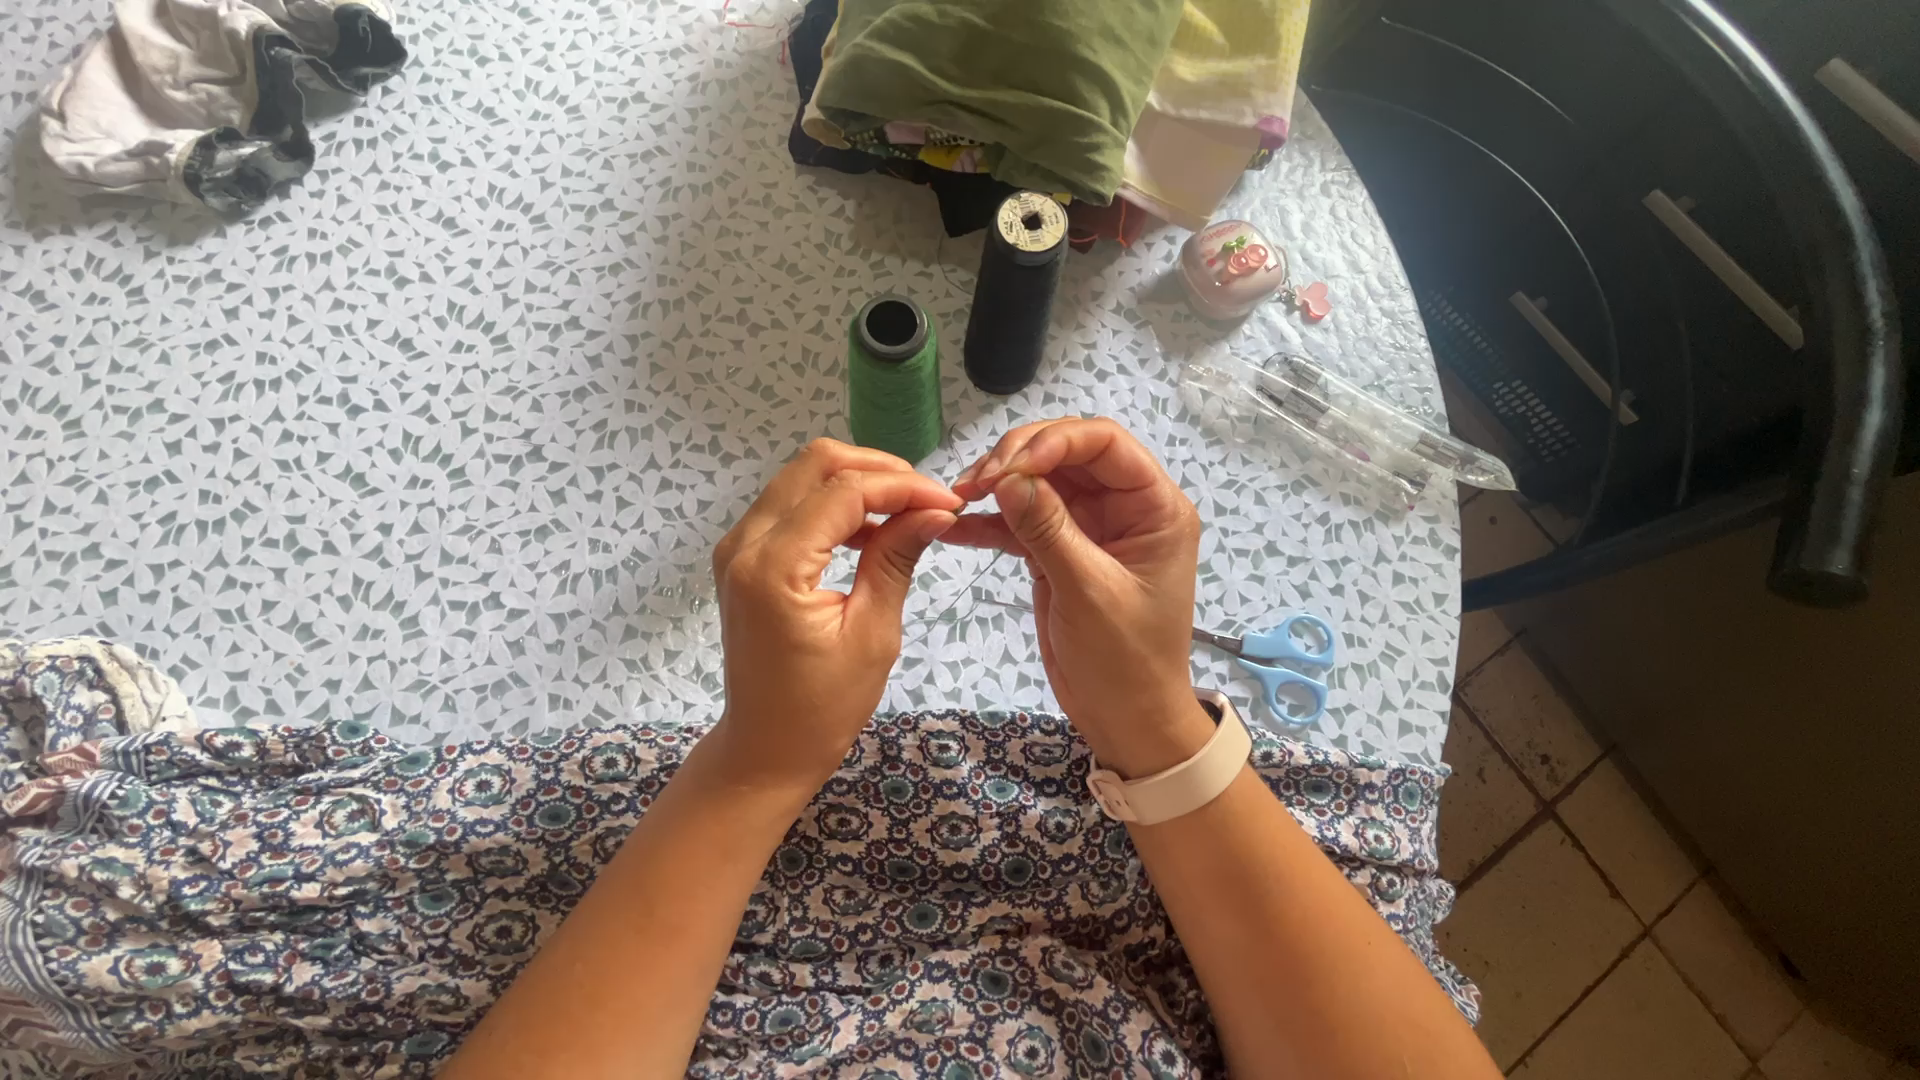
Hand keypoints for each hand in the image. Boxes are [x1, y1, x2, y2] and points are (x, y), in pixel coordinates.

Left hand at [707, 439, 961, 792]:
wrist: (764, 748)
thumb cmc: (822, 708)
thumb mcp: (872, 634)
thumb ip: (896, 559)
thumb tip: (935, 510)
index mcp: (774, 567)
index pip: (844, 493)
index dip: (902, 487)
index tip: (947, 502)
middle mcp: (745, 543)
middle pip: (815, 464)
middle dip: (878, 471)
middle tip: (925, 499)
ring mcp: (737, 546)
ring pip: (801, 477)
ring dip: (857, 484)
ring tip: (906, 513)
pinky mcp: (743, 556)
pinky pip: (791, 505)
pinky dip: (833, 505)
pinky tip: (870, 532)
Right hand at [944, 418, 1214, 776]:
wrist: (1124, 718)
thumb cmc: (1125, 660)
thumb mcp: (1089, 591)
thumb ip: (1049, 530)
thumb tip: (1008, 478)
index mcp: (1153, 506)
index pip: (1105, 443)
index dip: (1054, 441)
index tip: (1008, 467)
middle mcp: (1122, 506)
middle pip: (1066, 453)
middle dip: (1018, 459)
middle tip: (976, 484)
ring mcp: (1087, 526)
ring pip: (1038, 481)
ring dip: (997, 484)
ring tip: (959, 499)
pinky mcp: (1057, 550)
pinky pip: (1021, 521)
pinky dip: (989, 522)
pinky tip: (954, 526)